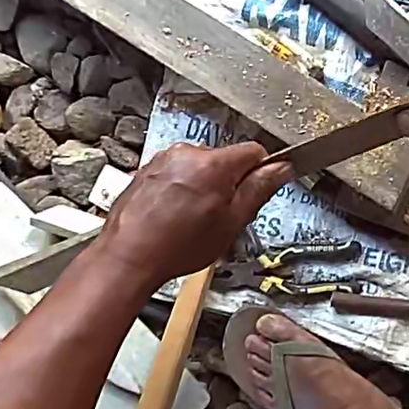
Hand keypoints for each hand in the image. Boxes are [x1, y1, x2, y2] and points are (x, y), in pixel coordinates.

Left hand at [97, 142, 290, 282]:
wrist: (128, 257)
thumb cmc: (177, 246)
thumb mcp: (232, 222)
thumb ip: (259, 190)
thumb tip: (280, 168)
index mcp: (214, 164)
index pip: (254, 152)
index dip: (260, 173)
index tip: (255, 192)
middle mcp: (187, 153)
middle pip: (226, 160)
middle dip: (229, 184)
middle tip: (222, 217)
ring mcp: (164, 160)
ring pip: (201, 168)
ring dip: (204, 188)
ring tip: (194, 221)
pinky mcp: (148, 170)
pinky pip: (178, 175)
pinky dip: (182, 191)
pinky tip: (176, 217)